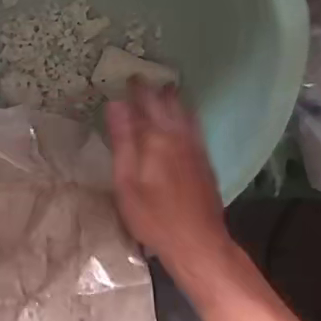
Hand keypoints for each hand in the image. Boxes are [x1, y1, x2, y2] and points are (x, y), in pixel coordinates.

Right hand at [105, 81, 233, 269]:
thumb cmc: (153, 216)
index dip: (137, 90)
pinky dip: (187, 116)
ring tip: (167, 90)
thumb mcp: (126, 181)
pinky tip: (186, 120)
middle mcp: (180, 137)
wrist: (198, 243)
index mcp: (157, 139)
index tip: (130, 77)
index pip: (145, 105)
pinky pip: (196, 128)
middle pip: (168, 106)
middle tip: (145, 80)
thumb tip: (116, 104)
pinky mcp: (205, 163)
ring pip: (186, 115)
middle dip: (156, 91)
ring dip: (175, 101)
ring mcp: (196, 150)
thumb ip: (122, 140)